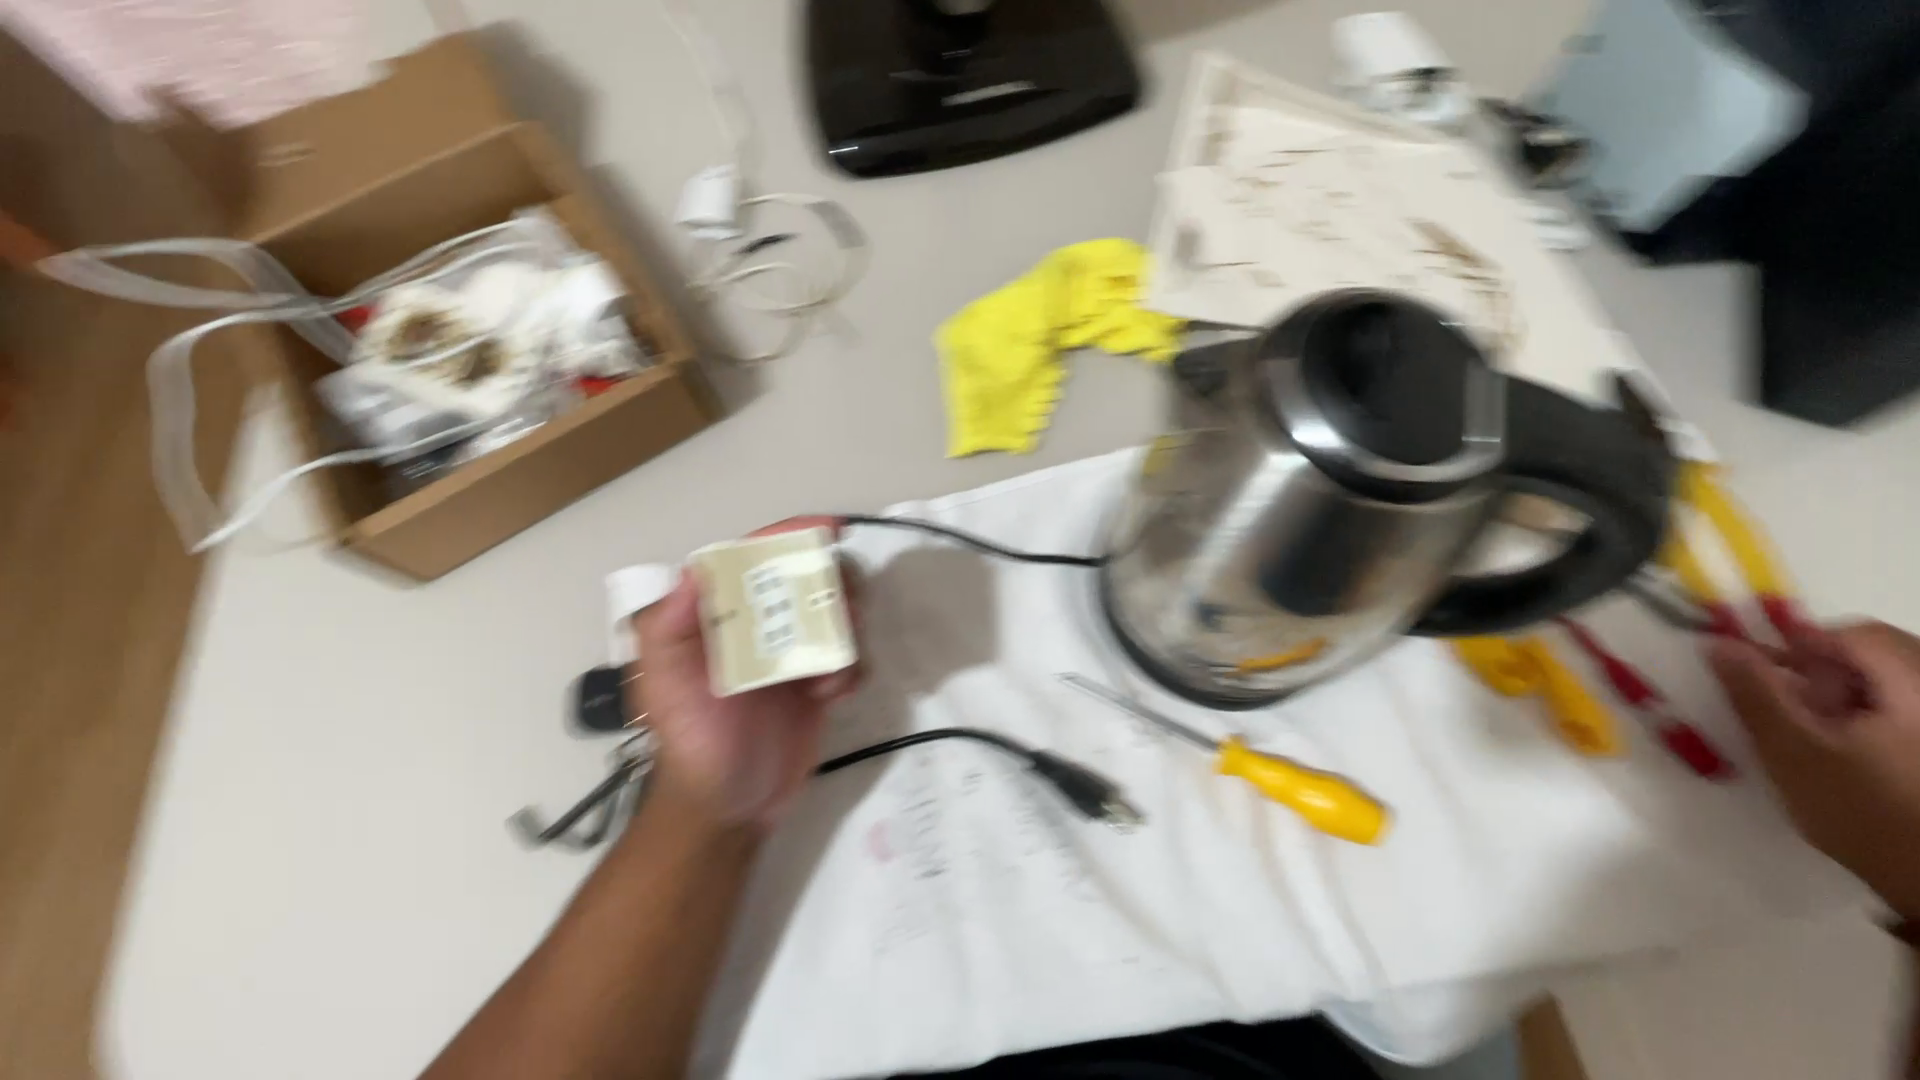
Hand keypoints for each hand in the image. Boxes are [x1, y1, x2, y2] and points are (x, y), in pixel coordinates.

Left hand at [630, 517, 862, 830]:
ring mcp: (792, 652)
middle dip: (832, 590)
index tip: (829, 530)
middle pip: (807, 577)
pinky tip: (832, 697)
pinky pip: (852, 655)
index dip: (790, 536)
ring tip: (829, 676)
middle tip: (842, 617)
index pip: (753, 558)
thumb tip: (696, 569)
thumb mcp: (664, 687)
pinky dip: (852, 669)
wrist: (728, 808)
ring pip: (837, 612)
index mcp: (717, 615)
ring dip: (845, 635)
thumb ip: (668, 628)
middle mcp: (756, 624)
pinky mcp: (820, 681)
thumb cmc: (691, 744)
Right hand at [1709, 621, 1919, 919]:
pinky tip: (1863, 755)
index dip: (1803, 646)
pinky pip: (1909, 708)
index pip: (1855, 635)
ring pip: (1896, 682)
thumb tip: (1719, 643)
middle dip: (1828, 674)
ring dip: (1850, 697)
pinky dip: (1877, 718)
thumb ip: (1755, 691)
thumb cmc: (1861, 812)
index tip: (1770, 678)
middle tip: (1797, 712)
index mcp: (1913, 688)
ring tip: (1827, 738)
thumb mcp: (1791, 750)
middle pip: (1880, 654)